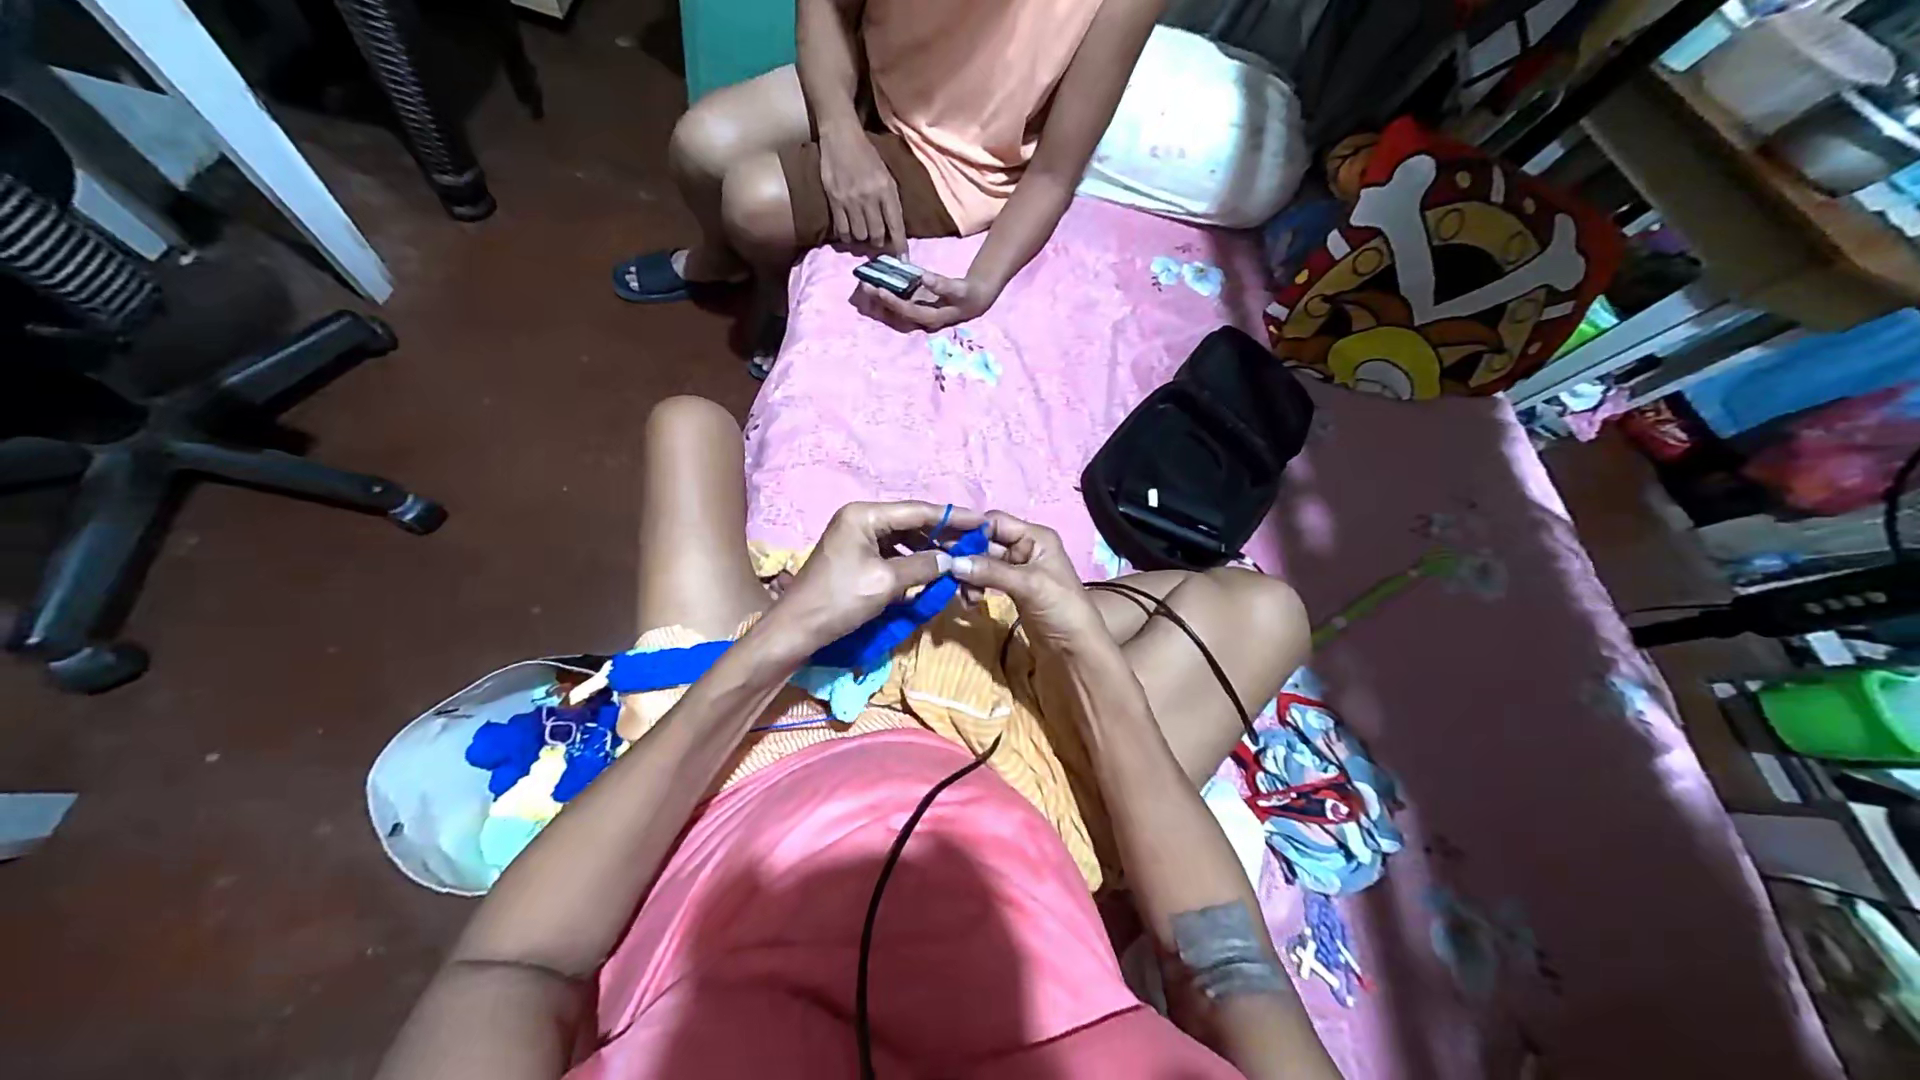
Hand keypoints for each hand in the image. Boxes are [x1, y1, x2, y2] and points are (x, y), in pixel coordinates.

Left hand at [769, 500, 985, 652]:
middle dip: (942, 535)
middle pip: (911, 522)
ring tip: (957, 560)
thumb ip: (923, 566)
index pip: (918, 511)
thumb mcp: (887, 582)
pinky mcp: (856, 556)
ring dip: (929, 550)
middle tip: (974, 545)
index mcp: (865, 515)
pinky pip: (892, 553)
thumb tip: (952, 559)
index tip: (982, 521)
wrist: (797, 629)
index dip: (952, 517)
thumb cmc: (840, 600)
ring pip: (904, 539)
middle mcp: (861, 518)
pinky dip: (912, 562)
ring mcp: (857, 537)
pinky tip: (931, 572)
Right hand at [819, 127, 904, 252]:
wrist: (841, 136)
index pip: (896, 225)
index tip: (902, 260)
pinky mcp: (835, 201)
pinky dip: (847, 237)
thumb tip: (893, 230)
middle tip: (878, 244)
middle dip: (879, 244)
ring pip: (860, 235)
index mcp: (887, 190)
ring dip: (863, 241)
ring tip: (863, 237)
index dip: (899, 246)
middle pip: (877, 235)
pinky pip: (842, 230)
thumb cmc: (867, 156)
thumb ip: (890, 202)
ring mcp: (851, 200)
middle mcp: (870, 197)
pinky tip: (849, 234)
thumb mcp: (886, 176)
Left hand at [855, 271, 997, 332]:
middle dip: (879, 301)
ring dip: (878, 300)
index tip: (878, 290)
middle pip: (895, 314)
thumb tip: (923, 277)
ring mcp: (915, 314)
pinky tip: (876, 283)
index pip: (907, 311)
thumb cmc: (966, 295)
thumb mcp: (959, 290)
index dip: (892, 302)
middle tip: (864, 284)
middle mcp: (919, 320)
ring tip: (865, 284)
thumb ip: (942, 285)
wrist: (972, 301)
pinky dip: (885, 294)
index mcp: (930, 318)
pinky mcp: (914, 307)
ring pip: (892, 311)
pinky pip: (896, 303)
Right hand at [948, 511, 1108, 655]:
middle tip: (943, 569)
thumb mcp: (1029, 585)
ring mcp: (1017, 570)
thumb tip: (953, 563)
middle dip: (965, 555)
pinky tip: (969, 602)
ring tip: (964, 594)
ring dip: (968, 575)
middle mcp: (1025, 547)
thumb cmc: (1062, 610)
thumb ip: (991, 571)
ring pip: (982, 562)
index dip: (969, 529)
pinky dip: (974, 588)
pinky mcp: (1011, 590)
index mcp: (1035, 537)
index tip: (942, 543)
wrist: (1076, 652)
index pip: (994, 522)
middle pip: (985, 541)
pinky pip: (984, 580)